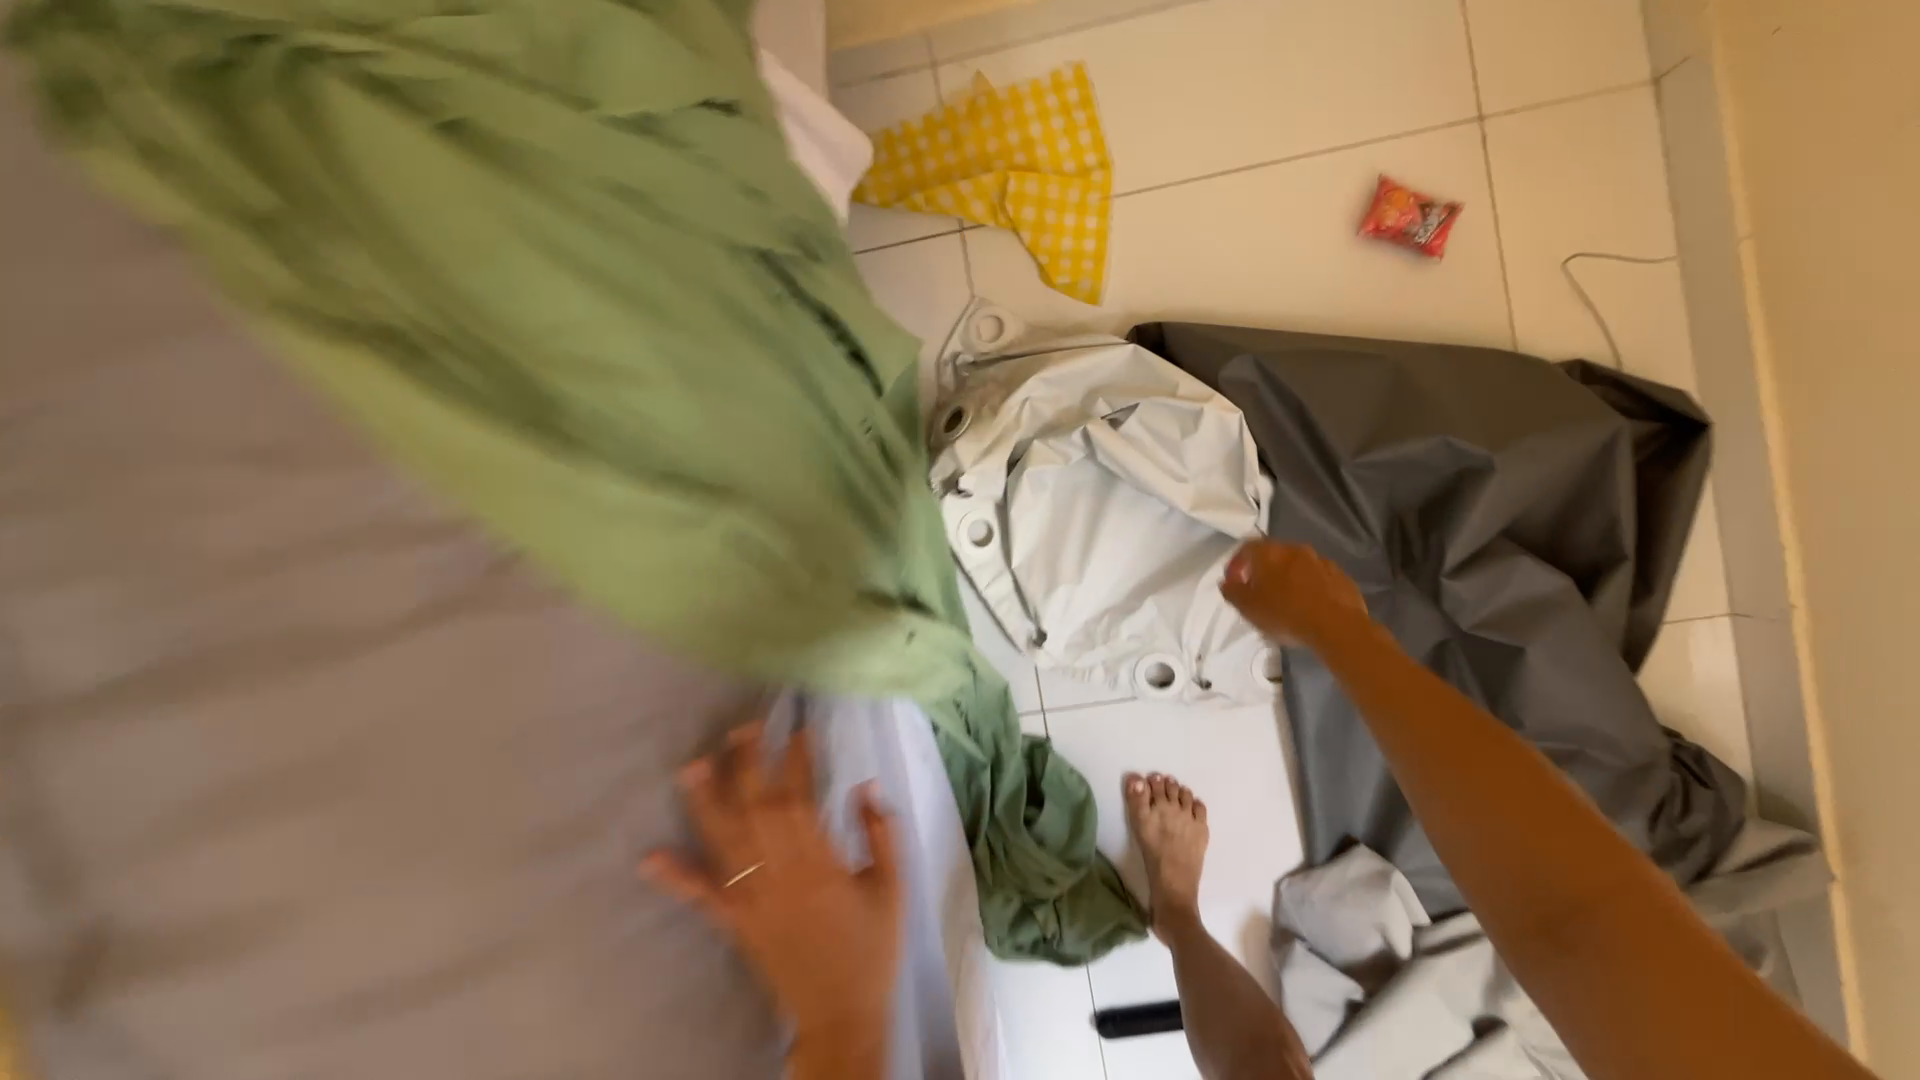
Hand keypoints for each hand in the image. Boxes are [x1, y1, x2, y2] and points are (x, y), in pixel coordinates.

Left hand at [640, 718, 900, 1042]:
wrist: (841, 1014)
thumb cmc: (871, 947)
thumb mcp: (893, 887)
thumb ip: (882, 834)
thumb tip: (865, 785)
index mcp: (821, 863)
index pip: (802, 798)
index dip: (797, 760)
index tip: (798, 730)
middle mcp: (780, 874)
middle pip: (758, 809)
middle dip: (749, 764)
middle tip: (744, 728)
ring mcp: (752, 899)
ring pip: (726, 842)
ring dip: (709, 802)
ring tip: (696, 765)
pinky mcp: (735, 923)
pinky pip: (702, 897)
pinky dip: (676, 876)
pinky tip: (650, 857)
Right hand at [1221, 541, 1371, 648]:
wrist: (1337, 626)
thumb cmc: (1284, 613)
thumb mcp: (1246, 607)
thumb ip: (1232, 591)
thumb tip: (1228, 582)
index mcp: (1269, 552)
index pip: (1246, 548)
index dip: (1237, 565)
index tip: (1234, 583)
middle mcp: (1295, 549)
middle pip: (1273, 555)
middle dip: (1264, 571)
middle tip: (1259, 593)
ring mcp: (1322, 561)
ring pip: (1298, 566)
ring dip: (1289, 579)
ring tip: (1286, 602)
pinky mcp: (1341, 576)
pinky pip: (1319, 578)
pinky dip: (1310, 587)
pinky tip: (1310, 607)